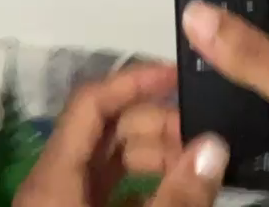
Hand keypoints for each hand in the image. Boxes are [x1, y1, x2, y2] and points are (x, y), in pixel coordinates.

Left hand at [14, 63, 227, 206]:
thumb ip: (177, 195)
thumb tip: (215, 146)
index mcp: (53, 175)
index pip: (92, 101)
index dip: (135, 80)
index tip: (178, 74)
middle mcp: (53, 182)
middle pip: (107, 129)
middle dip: (157, 124)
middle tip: (203, 134)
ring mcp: (63, 205)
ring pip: (112, 162)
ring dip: (156, 156)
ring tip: (199, 164)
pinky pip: (111, 192)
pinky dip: (145, 186)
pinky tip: (179, 192)